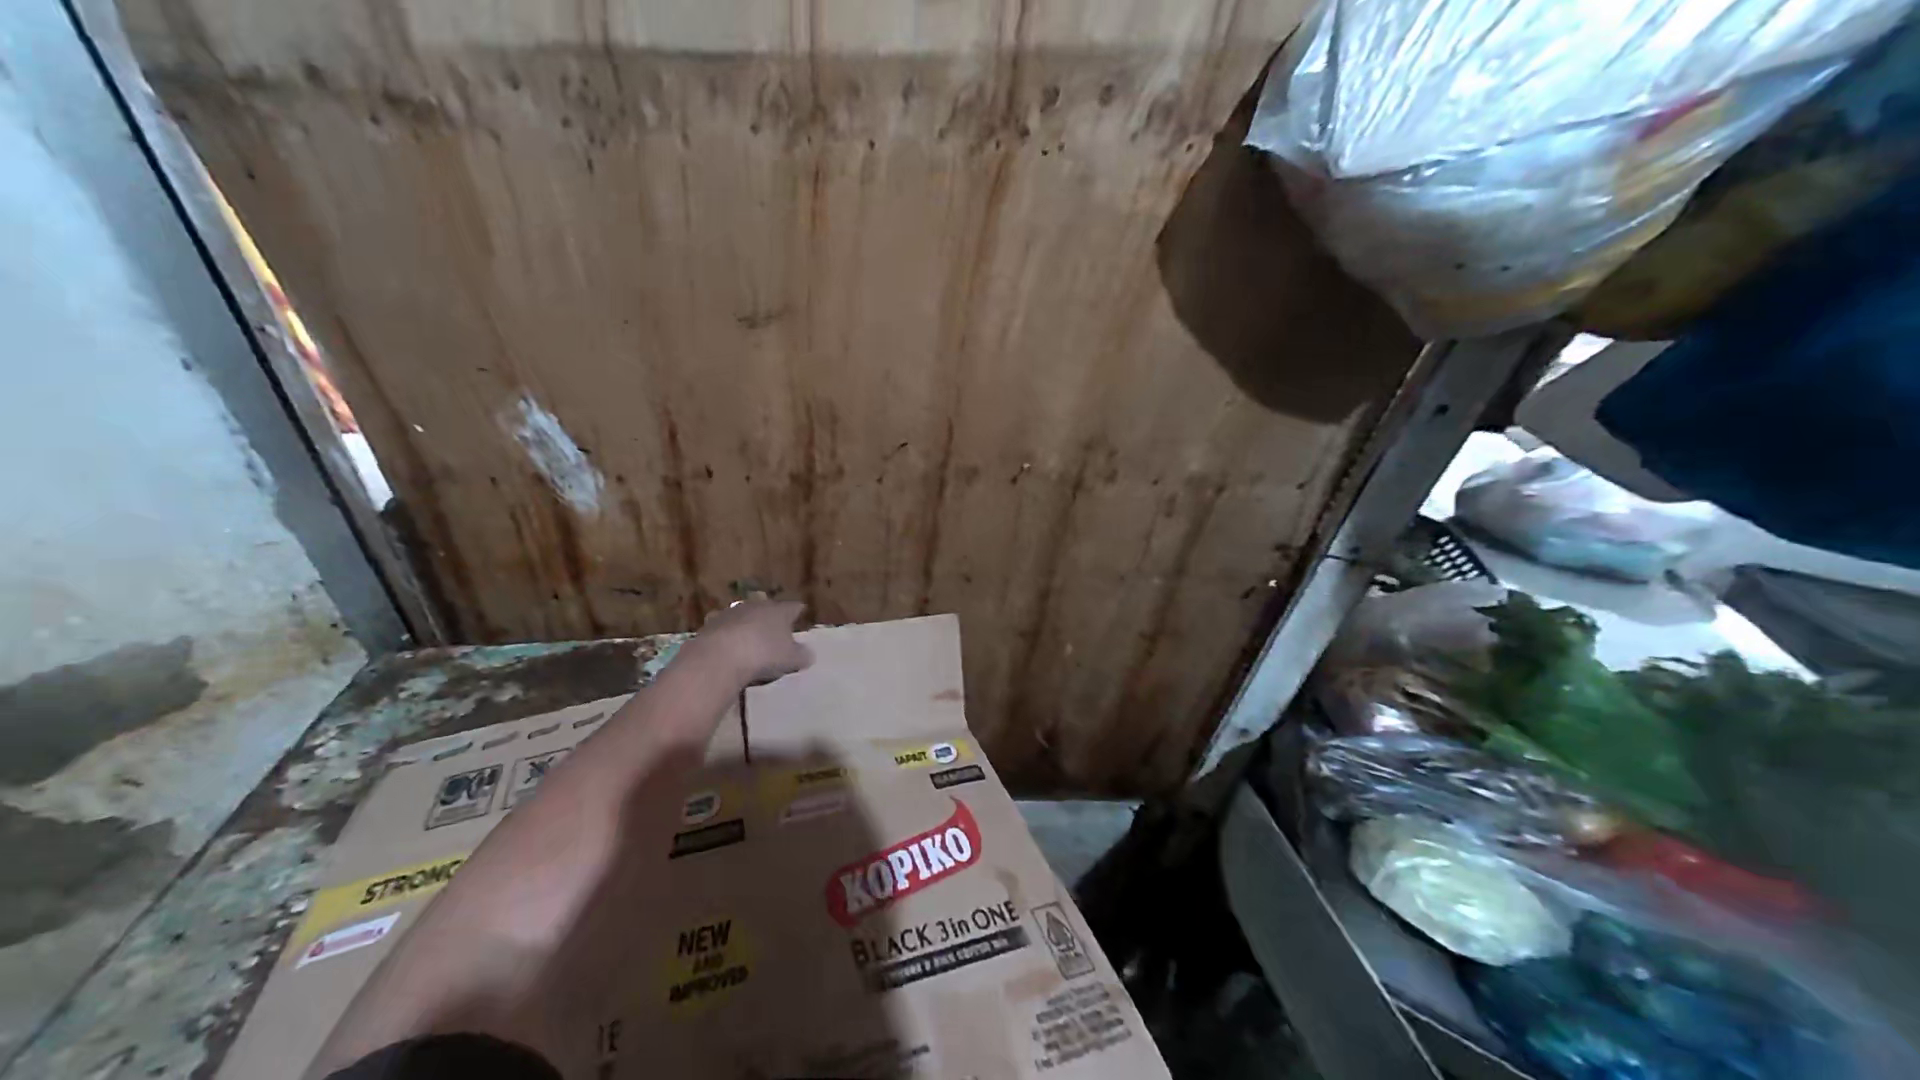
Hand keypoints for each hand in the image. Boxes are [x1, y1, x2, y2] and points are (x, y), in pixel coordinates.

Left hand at [681, 599, 812, 685]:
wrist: (719, 658)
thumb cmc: (763, 655)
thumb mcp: (791, 660)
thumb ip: (803, 655)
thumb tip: (810, 654)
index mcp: (779, 610)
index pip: (794, 607)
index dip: (798, 612)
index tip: (801, 614)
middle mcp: (756, 606)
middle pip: (767, 608)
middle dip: (771, 617)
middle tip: (776, 629)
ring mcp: (731, 613)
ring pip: (744, 616)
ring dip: (747, 625)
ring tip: (751, 639)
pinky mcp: (710, 625)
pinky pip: (724, 629)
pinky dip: (728, 636)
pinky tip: (729, 648)